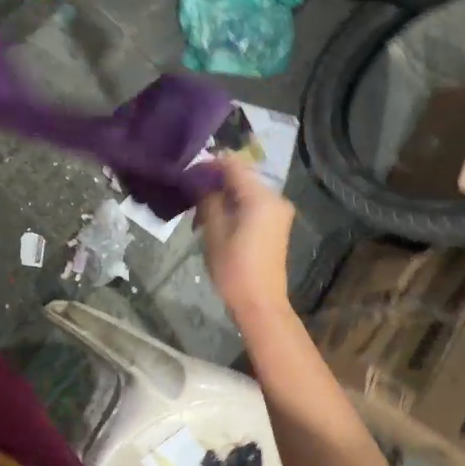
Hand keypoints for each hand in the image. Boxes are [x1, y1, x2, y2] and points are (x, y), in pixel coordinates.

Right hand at [195, 156, 294, 314]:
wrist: (260, 302)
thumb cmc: (234, 268)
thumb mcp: (214, 231)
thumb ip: (209, 199)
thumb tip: (200, 179)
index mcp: (261, 198)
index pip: (233, 165)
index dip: (209, 164)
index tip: (186, 170)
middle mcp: (275, 198)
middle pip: (241, 176)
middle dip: (214, 181)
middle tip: (188, 192)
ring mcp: (278, 211)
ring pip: (245, 190)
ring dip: (221, 195)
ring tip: (197, 210)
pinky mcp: (275, 223)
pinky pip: (252, 203)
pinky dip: (233, 205)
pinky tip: (213, 218)